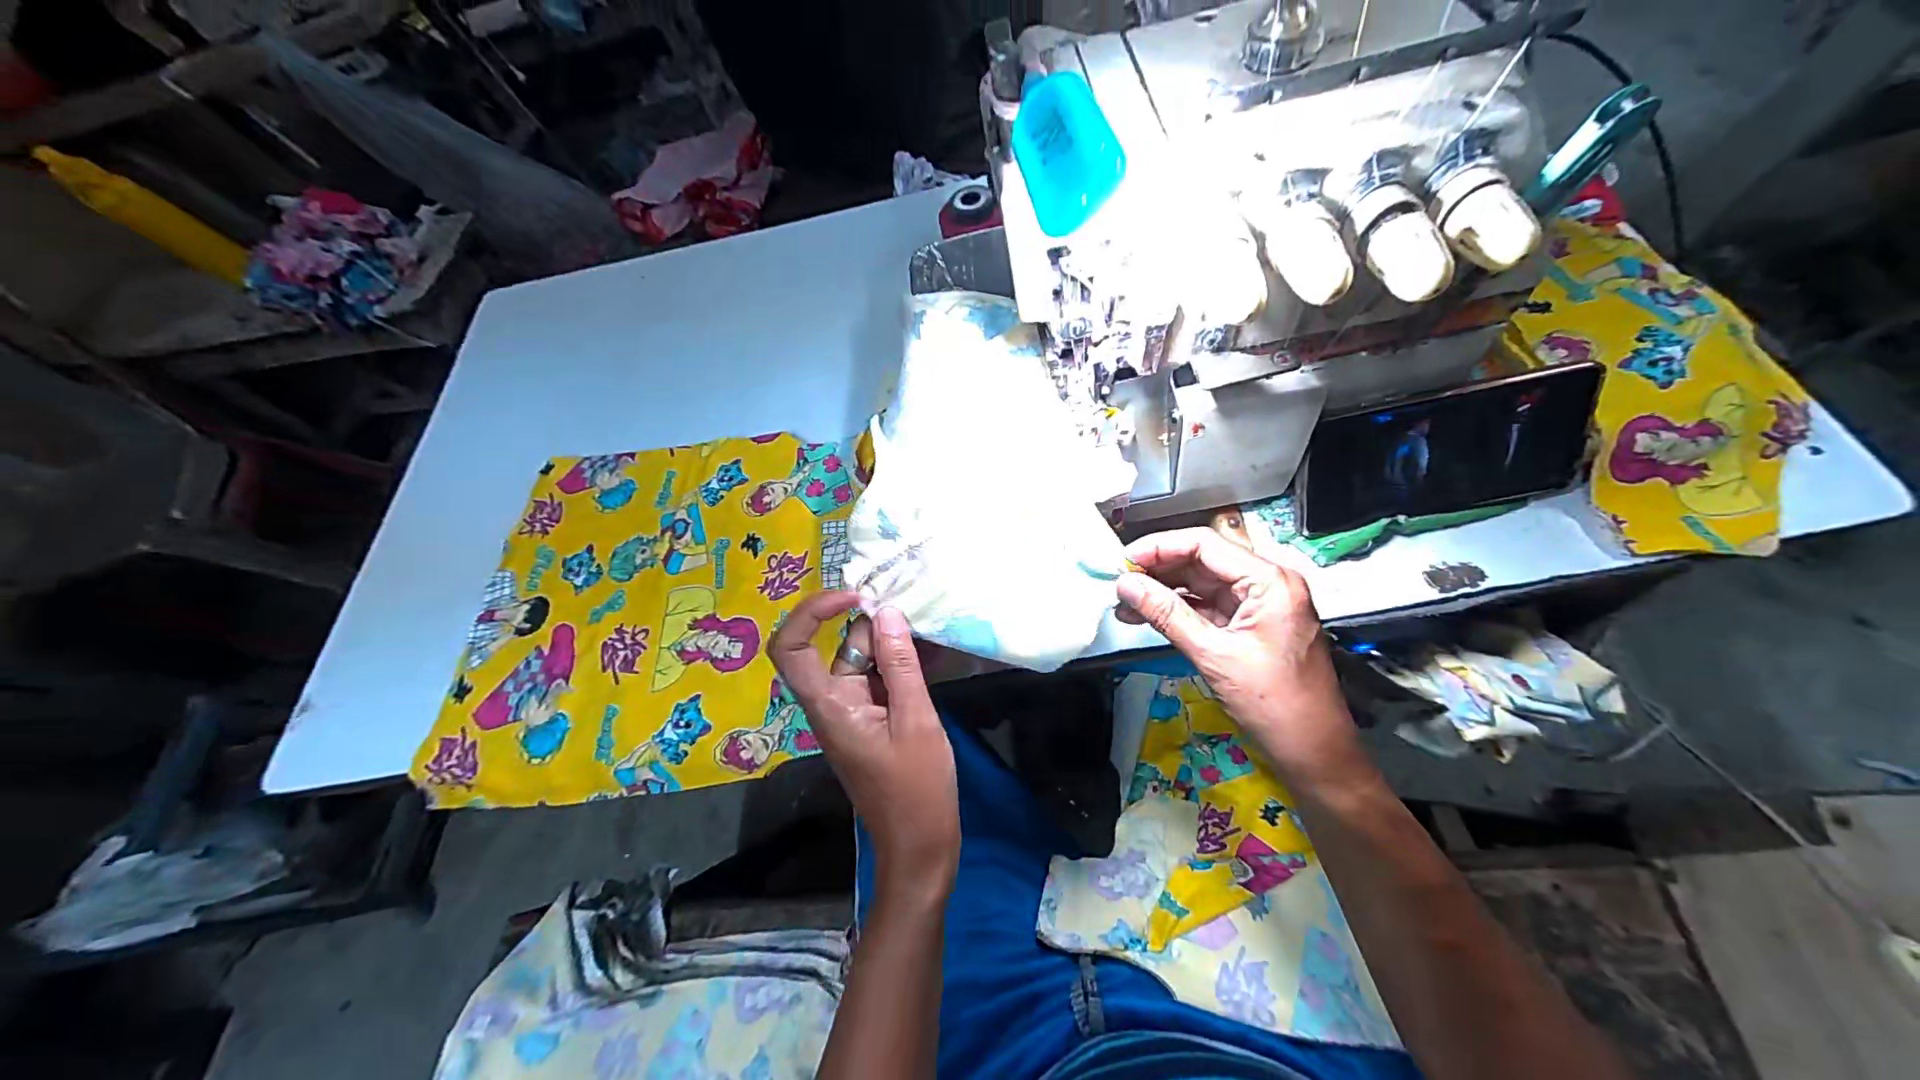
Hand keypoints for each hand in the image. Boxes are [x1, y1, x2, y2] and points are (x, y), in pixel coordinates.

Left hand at [771, 592, 959, 895]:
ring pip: (862, 660)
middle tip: (917, 616)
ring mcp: (850, 712)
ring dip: (893, 644)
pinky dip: (900, 665)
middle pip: (838, 647)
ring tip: (931, 633)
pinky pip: (878, 680)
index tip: (855, 598)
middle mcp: (831, 704)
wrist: (920, 845)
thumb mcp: (916, 720)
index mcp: (829, 706)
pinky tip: (932, 655)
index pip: (791, 647)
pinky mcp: (869, 720)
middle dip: (875, 626)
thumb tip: (886, 612)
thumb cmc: (917, 789)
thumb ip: (900, 665)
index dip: (812, 612)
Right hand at [1116, 528, 1367, 785]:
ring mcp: (1261, 604)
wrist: (1315, 751)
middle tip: (1119, 583)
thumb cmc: (1277, 704)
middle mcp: (1268, 584)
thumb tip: (1127, 586)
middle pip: (1202, 560)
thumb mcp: (1213, 654)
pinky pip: (1209, 606)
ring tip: (1126, 603)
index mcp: (1270, 581)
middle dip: (1158, 570)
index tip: (1123, 561)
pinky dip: (1179, 609)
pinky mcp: (1252, 625)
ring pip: (1202, 583)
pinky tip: (1149, 616)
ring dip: (1164, 591)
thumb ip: (1167, 614)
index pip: (1204, 544)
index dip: (1159, 548)